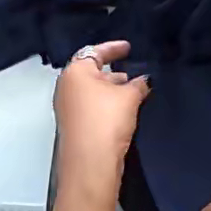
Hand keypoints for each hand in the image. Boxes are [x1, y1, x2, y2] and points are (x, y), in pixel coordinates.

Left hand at [54, 41, 149, 194]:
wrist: (90, 162)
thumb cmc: (105, 122)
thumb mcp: (129, 97)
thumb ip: (139, 84)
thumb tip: (144, 81)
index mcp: (75, 72)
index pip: (95, 52)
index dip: (113, 48)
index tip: (127, 48)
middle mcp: (66, 87)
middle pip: (91, 72)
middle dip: (114, 73)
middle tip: (134, 74)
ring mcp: (67, 107)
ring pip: (92, 91)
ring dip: (112, 91)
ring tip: (134, 93)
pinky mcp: (73, 125)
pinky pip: (91, 107)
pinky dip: (106, 105)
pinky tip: (124, 111)